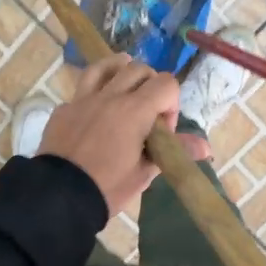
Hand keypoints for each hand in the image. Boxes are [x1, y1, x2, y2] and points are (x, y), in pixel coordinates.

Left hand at [40, 54, 179, 216]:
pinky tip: (93, 114)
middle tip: (146, 112)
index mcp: (135, 111)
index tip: (162, 130)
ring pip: (105, 66)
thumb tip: (207, 148)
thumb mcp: (144, 174)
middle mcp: (109, 96)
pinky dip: (93, 94)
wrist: (58, 198)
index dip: (171, 104)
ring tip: (124, 89)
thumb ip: (173, 152)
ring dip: (120, 71)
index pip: (166, 83)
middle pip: (138, 69)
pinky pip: (82, 90)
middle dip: (149, 86)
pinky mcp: (62, 110)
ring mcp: (82, 100)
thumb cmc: (107, 189)